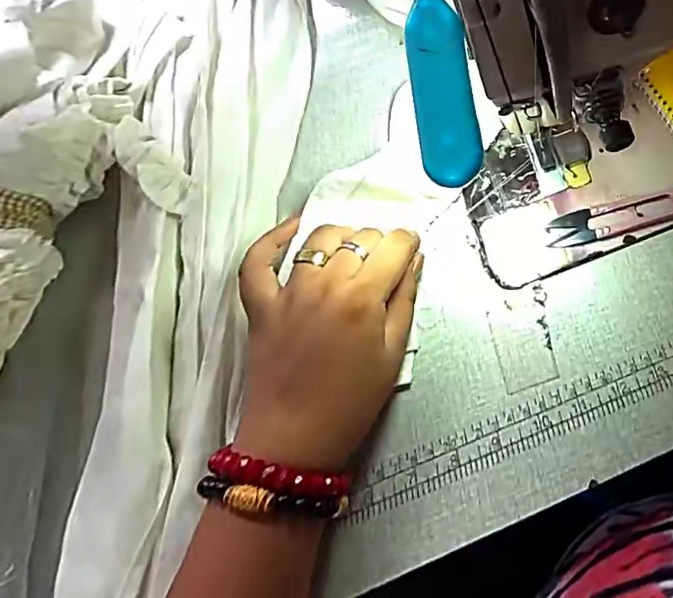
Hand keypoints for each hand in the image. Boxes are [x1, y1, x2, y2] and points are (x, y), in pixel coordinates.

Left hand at [234, 220, 422, 471]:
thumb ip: (406, 298)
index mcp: (363, 297)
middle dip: (380, 244)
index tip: (411, 255)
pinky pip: (258, 261)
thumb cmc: (352, 401)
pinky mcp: (260, 305)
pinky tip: (294, 229)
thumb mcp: (394, 351)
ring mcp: (288, 292)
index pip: (395, 245)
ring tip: (350, 254)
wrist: (293, 442)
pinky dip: (274, 240)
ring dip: (342, 238)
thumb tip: (413, 261)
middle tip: (384, 267)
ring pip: (319, 238)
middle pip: (361, 237)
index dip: (409, 245)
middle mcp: (326, 284)